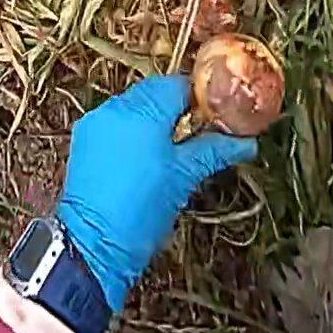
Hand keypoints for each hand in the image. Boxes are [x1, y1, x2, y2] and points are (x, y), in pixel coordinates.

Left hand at [56, 75, 258, 309]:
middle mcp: (118, 106)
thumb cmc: (143, 211)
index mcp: (145, 111)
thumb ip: (214, 150)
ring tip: (165, 148)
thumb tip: (248, 142)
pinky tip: (138, 154)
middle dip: (175, 107)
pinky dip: (130, 127)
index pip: (178, 84)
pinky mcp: (85, 134)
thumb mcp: (184, 178)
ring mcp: (98, 118)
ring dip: (152, 116)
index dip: (197, 98)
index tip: (209, 118)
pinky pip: (115, 118)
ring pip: (135, 103)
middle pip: (156, 90)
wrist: (91, 248)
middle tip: (192, 134)